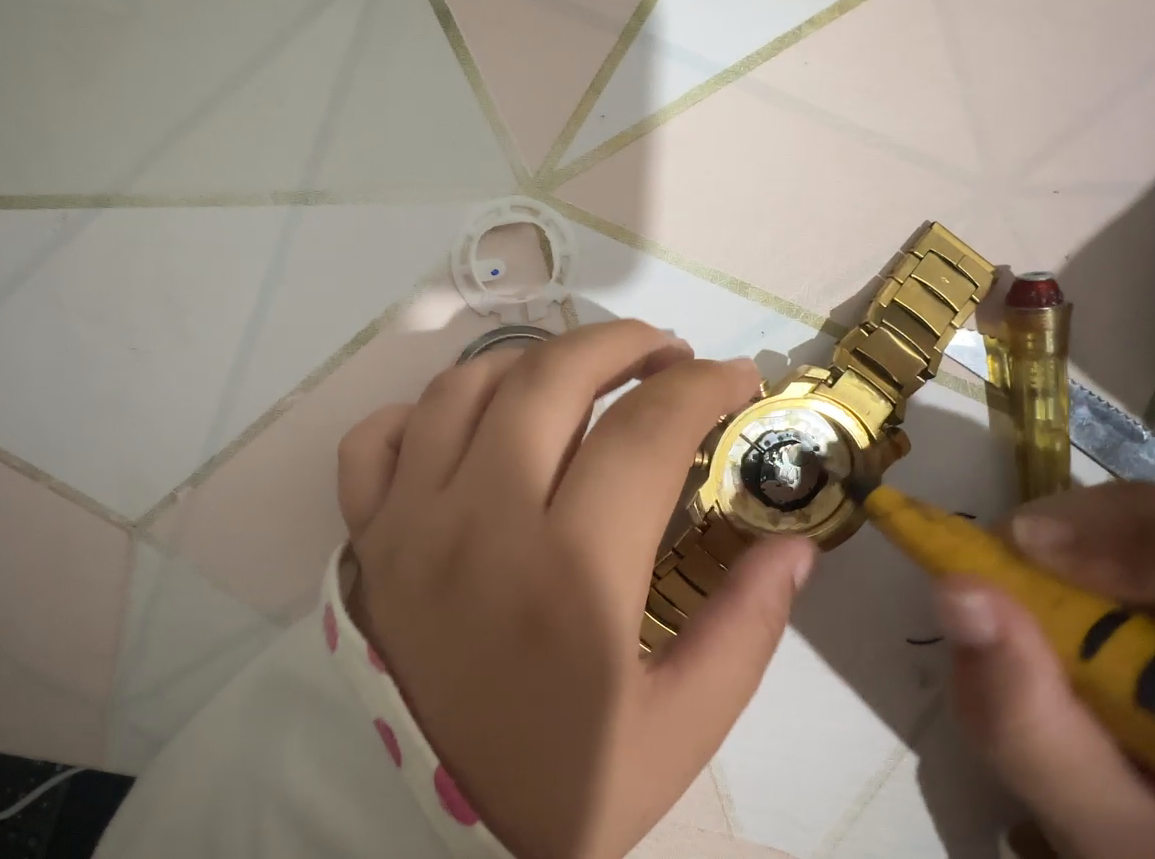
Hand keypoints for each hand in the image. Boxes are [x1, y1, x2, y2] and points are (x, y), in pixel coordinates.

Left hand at [335, 320, 816, 858]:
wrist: (420, 827)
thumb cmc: (558, 783)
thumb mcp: (677, 732)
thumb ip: (744, 630)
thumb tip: (792, 544)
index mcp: (574, 572)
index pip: (646, 432)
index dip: (703, 387)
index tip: (737, 380)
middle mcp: (482, 521)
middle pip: (551, 378)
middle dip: (621, 344)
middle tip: (664, 354)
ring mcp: (408, 520)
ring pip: (462, 388)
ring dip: (528, 363)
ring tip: (574, 379)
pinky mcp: (362, 534)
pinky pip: (375, 437)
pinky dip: (420, 412)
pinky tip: (464, 428)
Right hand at [936, 484, 1154, 856]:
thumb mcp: (1121, 849)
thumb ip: (1038, 732)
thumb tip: (955, 588)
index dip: (1138, 541)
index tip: (1011, 550)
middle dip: (1098, 537)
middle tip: (1000, 570)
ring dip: (1105, 560)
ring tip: (1034, 606)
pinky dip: (1127, 585)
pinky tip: (1091, 630)